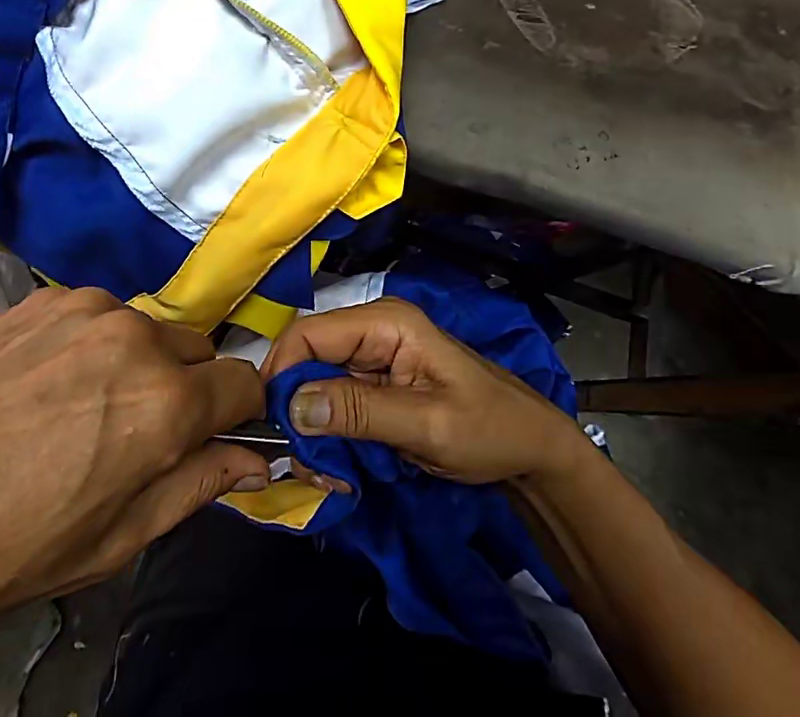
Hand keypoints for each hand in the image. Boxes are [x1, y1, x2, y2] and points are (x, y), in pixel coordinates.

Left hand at [0, 287, 268, 673]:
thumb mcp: (110, 543)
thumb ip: (199, 487)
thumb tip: (255, 458)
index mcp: (165, 406)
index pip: (247, 384)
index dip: (236, 416)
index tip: (210, 437)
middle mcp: (138, 342)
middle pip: (203, 354)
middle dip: (187, 390)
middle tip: (133, 436)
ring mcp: (88, 311)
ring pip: (152, 333)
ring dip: (140, 365)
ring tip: (77, 410)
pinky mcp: (43, 299)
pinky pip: (102, 316)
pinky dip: (93, 345)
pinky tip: (41, 385)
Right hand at [260, 298, 586, 484]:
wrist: (528, 447)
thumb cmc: (491, 428)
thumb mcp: (427, 424)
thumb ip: (360, 412)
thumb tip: (290, 405)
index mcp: (389, 324)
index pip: (308, 334)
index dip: (280, 376)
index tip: (272, 431)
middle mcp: (375, 333)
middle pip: (306, 362)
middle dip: (297, 414)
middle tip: (308, 467)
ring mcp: (375, 361)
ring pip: (314, 389)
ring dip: (312, 434)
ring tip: (330, 476)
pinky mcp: (377, 389)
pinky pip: (334, 407)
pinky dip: (329, 439)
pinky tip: (342, 471)